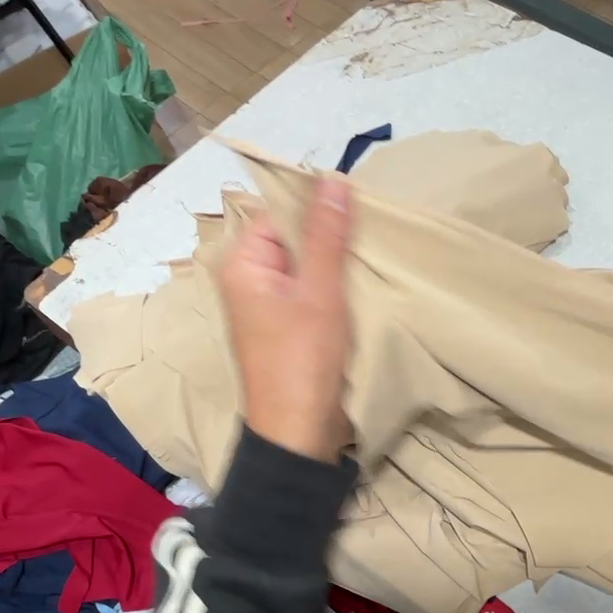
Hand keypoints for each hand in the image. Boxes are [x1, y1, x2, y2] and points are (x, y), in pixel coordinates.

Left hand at [216, 176, 355, 461]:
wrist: (298, 434)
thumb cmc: (302, 361)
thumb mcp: (319, 291)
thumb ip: (326, 234)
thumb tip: (333, 178)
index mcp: (242, 262)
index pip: (280, 212)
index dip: (318, 210)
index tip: (359, 214)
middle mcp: (247, 279)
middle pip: (293, 239)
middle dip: (330, 239)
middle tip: (370, 242)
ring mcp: (266, 306)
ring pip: (306, 268)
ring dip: (336, 268)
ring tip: (369, 265)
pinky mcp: (286, 329)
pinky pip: (310, 295)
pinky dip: (333, 293)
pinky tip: (359, 293)